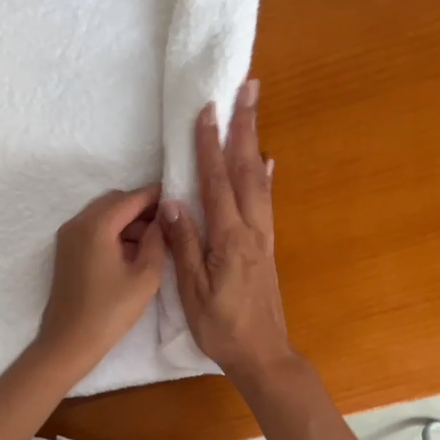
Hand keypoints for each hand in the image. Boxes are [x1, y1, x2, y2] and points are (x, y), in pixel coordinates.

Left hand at [35, 185, 166, 372]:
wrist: (68, 342)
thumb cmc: (109, 312)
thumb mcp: (145, 276)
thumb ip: (158, 240)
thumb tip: (165, 218)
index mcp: (96, 226)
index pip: (131, 198)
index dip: (156, 196)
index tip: (178, 199)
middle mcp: (77, 223)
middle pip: (114, 202)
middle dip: (141, 208)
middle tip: (166, 223)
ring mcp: (67, 237)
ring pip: (102, 215)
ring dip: (126, 222)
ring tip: (152, 242)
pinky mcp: (65, 252)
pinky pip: (92, 230)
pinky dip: (112, 233)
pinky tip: (131, 252)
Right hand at [160, 79, 294, 380]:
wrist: (262, 353)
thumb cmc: (221, 327)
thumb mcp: (192, 291)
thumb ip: (184, 245)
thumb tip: (173, 202)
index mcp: (229, 239)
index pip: (216, 182)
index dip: (209, 146)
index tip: (206, 110)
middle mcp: (251, 230)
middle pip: (246, 169)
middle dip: (244, 127)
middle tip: (248, 86)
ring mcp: (262, 237)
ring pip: (258, 180)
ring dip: (253, 143)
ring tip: (253, 112)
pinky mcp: (266, 248)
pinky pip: (265, 202)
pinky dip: (264, 176)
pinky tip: (265, 164)